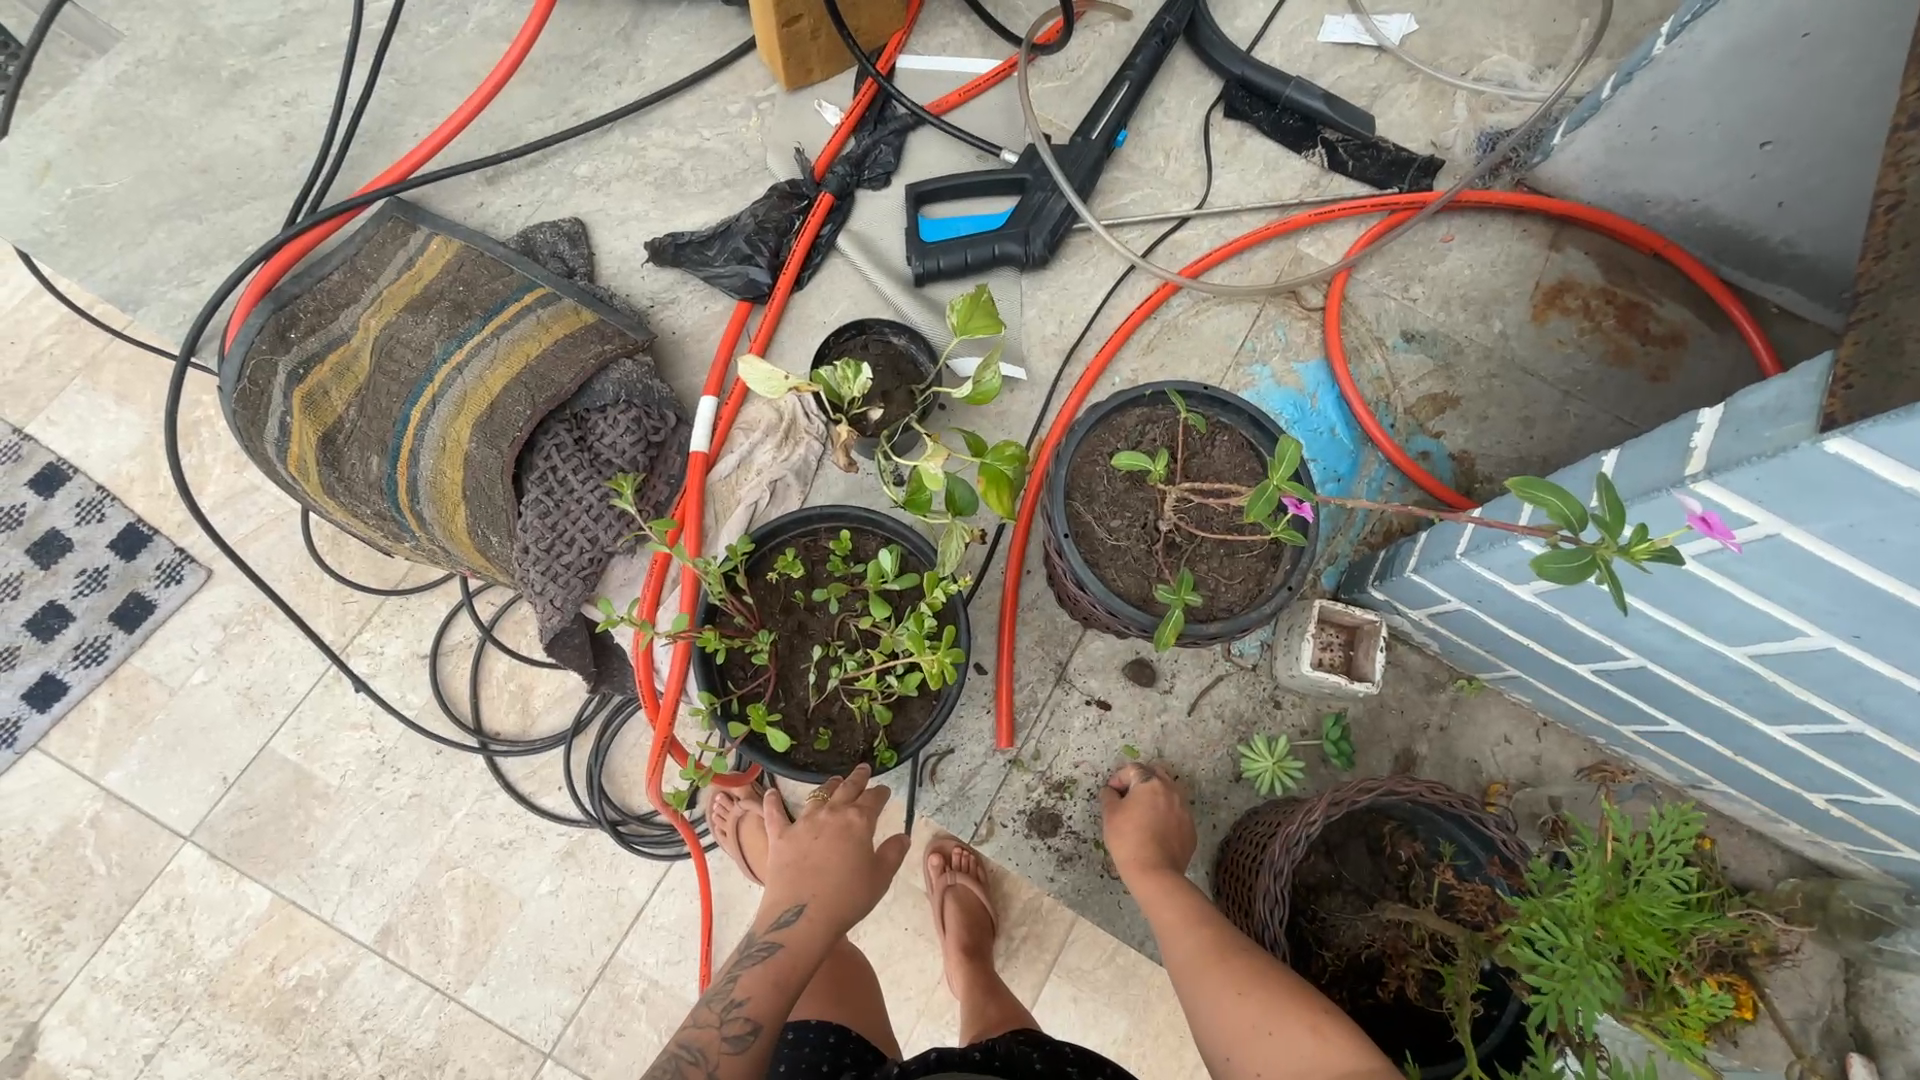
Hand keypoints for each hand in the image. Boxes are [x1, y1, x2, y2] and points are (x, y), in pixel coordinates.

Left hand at [761, 764, 909, 936]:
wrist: (803, 917)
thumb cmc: (848, 898)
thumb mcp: (881, 878)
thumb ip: (893, 853)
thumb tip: (903, 836)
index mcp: (859, 821)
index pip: (874, 799)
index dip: (881, 792)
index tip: (885, 790)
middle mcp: (831, 814)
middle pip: (847, 789)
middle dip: (858, 778)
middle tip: (864, 769)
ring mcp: (803, 823)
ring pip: (817, 796)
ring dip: (828, 786)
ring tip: (834, 780)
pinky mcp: (780, 837)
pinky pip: (775, 814)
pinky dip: (772, 802)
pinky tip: (770, 793)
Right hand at [1100, 761, 1195, 884]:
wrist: (1155, 872)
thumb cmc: (1128, 839)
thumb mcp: (1109, 814)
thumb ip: (1108, 795)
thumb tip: (1110, 791)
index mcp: (1150, 782)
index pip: (1133, 769)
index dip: (1118, 778)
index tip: (1110, 793)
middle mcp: (1171, 790)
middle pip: (1155, 774)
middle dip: (1140, 781)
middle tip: (1127, 797)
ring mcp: (1184, 809)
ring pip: (1169, 793)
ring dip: (1155, 796)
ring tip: (1142, 813)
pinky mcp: (1190, 828)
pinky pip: (1176, 812)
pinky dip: (1165, 814)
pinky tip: (1155, 829)